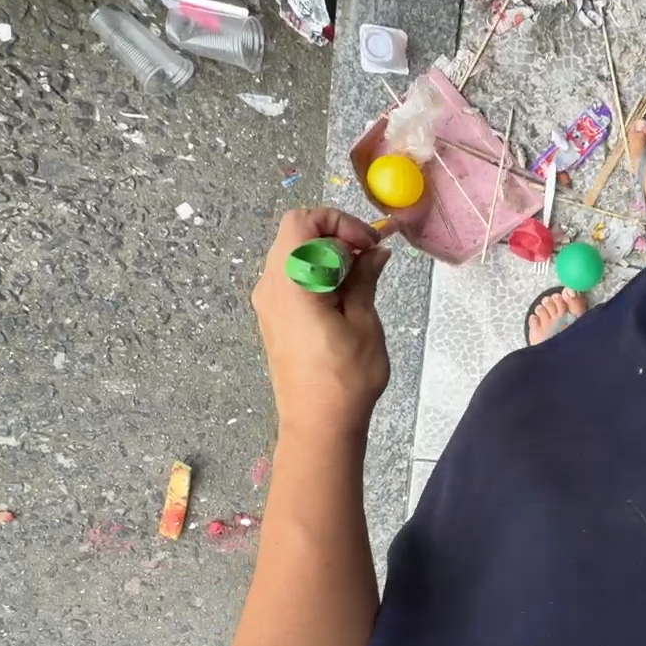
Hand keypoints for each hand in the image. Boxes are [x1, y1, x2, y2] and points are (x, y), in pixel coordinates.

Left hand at [252, 208, 392, 441]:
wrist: (319, 423)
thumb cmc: (347, 376)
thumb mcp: (364, 322)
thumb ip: (364, 279)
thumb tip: (375, 252)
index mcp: (291, 282)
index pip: (303, 221)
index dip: (341, 223)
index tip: (371, 246)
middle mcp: (270, 285)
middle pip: (297, 234)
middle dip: (338, 236)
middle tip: (371, 260)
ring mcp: (269, 301)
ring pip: (295, 254)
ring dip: (331, 256)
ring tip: (363, 280)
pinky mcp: (276, 316)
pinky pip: (294, 277)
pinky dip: (321, 274)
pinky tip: (347, 296)